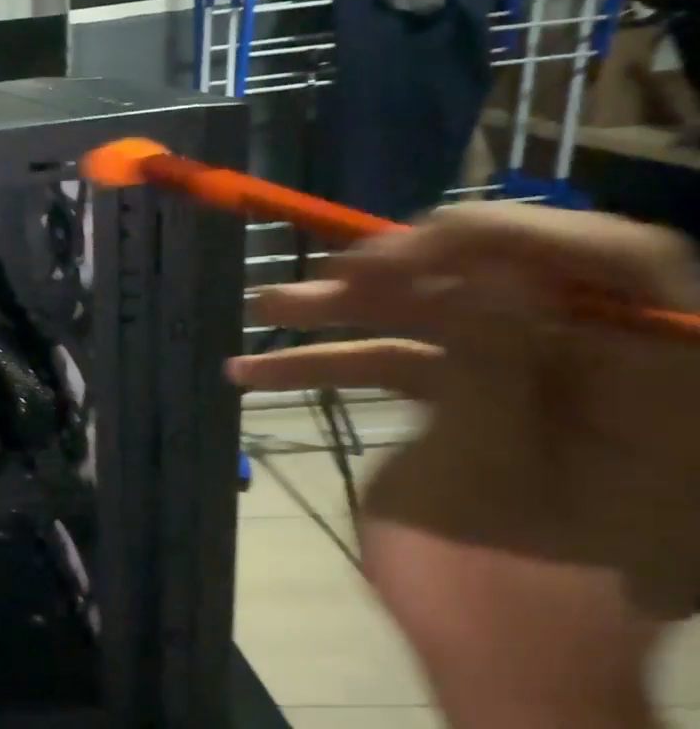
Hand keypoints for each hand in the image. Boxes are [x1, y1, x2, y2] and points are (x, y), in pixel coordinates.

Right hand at [230, 204, 699, 728]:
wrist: (505, 680)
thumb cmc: (508, 593)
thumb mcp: (491, 468)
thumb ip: (495, 359)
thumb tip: (486, 260)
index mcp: (658, 388)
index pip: (621, 263)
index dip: (522, 234)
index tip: (418, 244)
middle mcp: (609, 375)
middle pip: (513, 283)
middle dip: (407, 274)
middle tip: (328, 275)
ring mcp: (543, 394)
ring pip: (445, 322)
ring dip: (348, 316)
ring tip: (260, 308)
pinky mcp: (487, 414)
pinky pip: (414, 367)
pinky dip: (339, 364)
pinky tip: (257, 373)